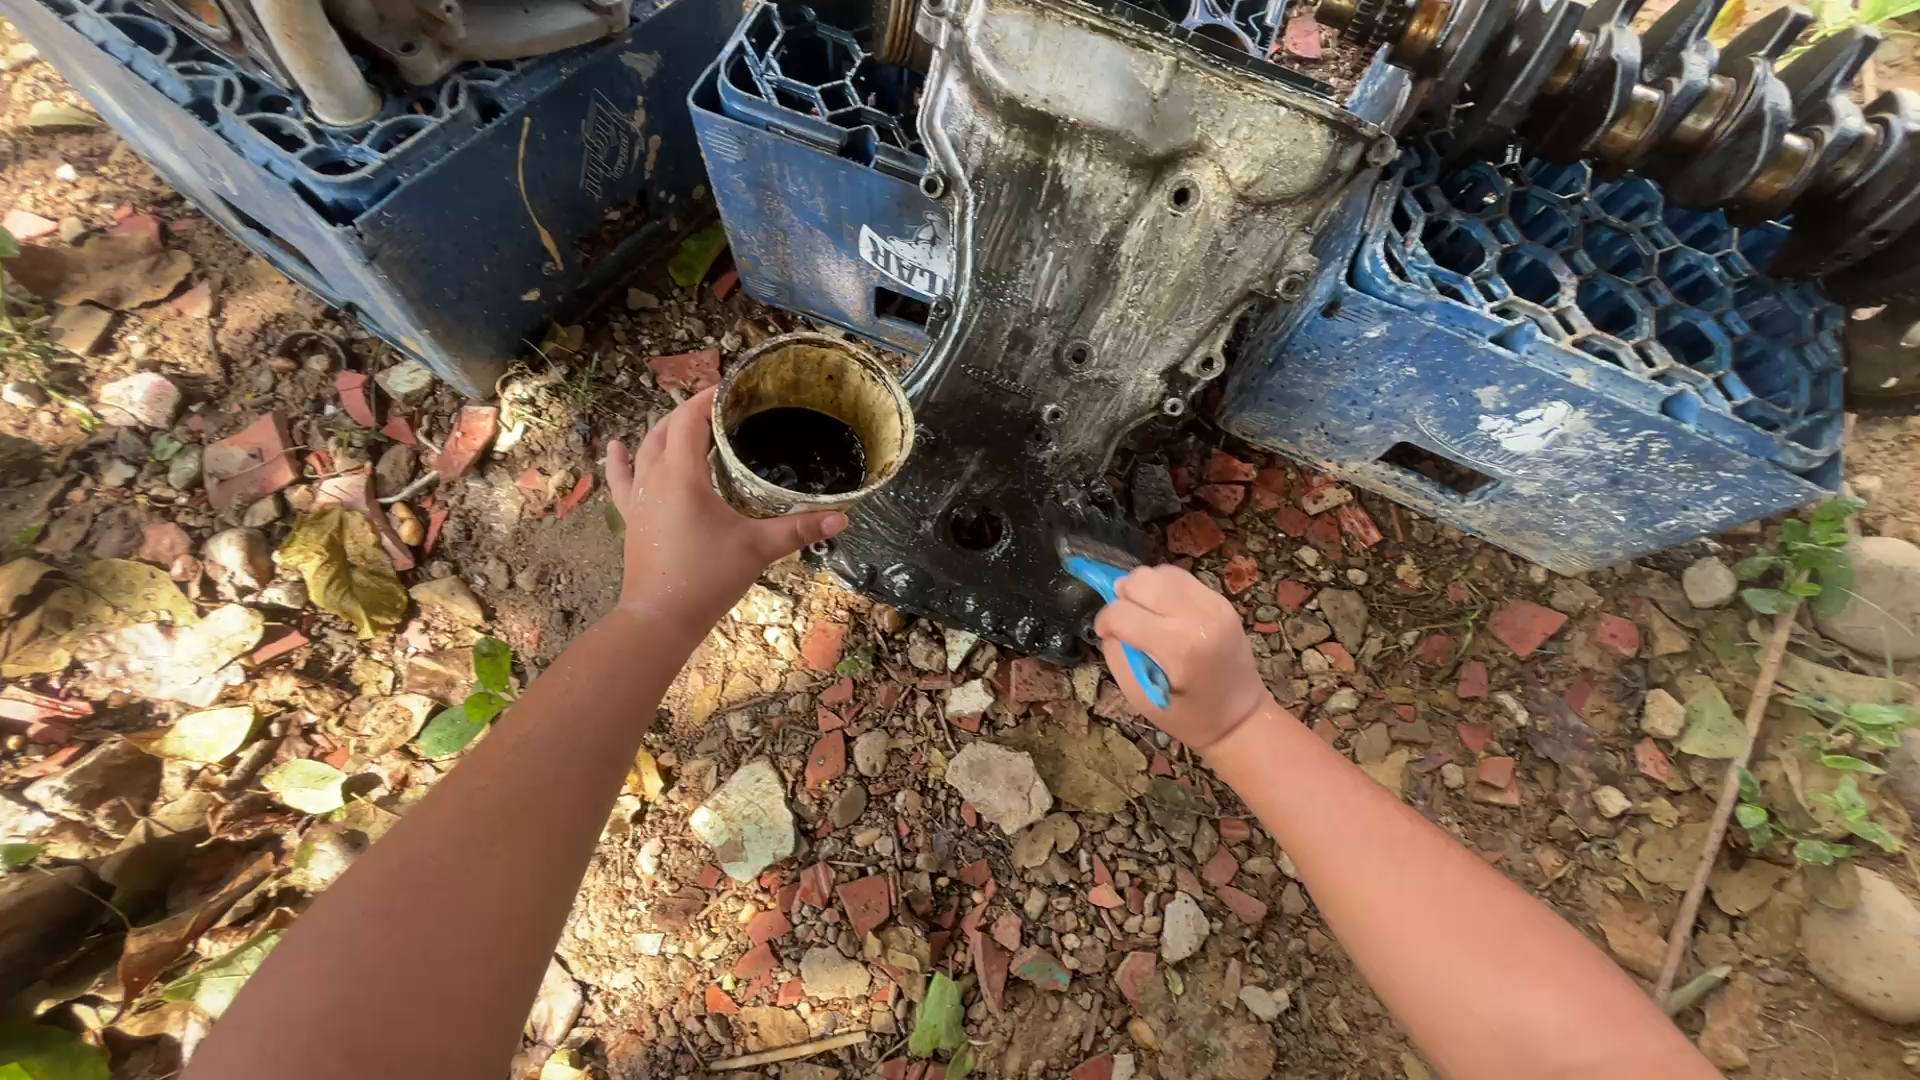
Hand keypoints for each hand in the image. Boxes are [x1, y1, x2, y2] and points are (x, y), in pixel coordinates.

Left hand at [605, 388, 846, 633]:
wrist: (660, 618)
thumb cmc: (707, 577)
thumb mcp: (758, 548)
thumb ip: (800, 529)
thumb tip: (842, 517)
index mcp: (683, 475)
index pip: (690, 420)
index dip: (709, 399)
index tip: (732, 388)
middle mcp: (655, 479)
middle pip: (666, 429)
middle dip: (691, 412)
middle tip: (722, 408)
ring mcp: (640, 499)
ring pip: (644, 449)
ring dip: (664, 430)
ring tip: (683, 421)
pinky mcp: (633, 519)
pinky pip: (623, 481)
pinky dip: (621, 461)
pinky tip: (617, 448)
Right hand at [1093, 564, 1271, 751]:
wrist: (1241, 716)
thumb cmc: (1187, 715)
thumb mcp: (1140, 697)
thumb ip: (1118, 655)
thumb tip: (1112, 625)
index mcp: (1177, 646)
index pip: (1121, 613)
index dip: (1104, 622)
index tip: (1105, 635)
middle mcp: (1198, 617)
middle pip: (1140, 580)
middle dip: (1122, 598)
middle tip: (1126, 621)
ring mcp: (1214, 604)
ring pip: (1159, 572)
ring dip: (1143, 589)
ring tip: (1145, 612)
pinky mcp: (1221, 600)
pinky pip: (1180, 577)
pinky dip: (1163, 588)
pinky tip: (1165, 610)